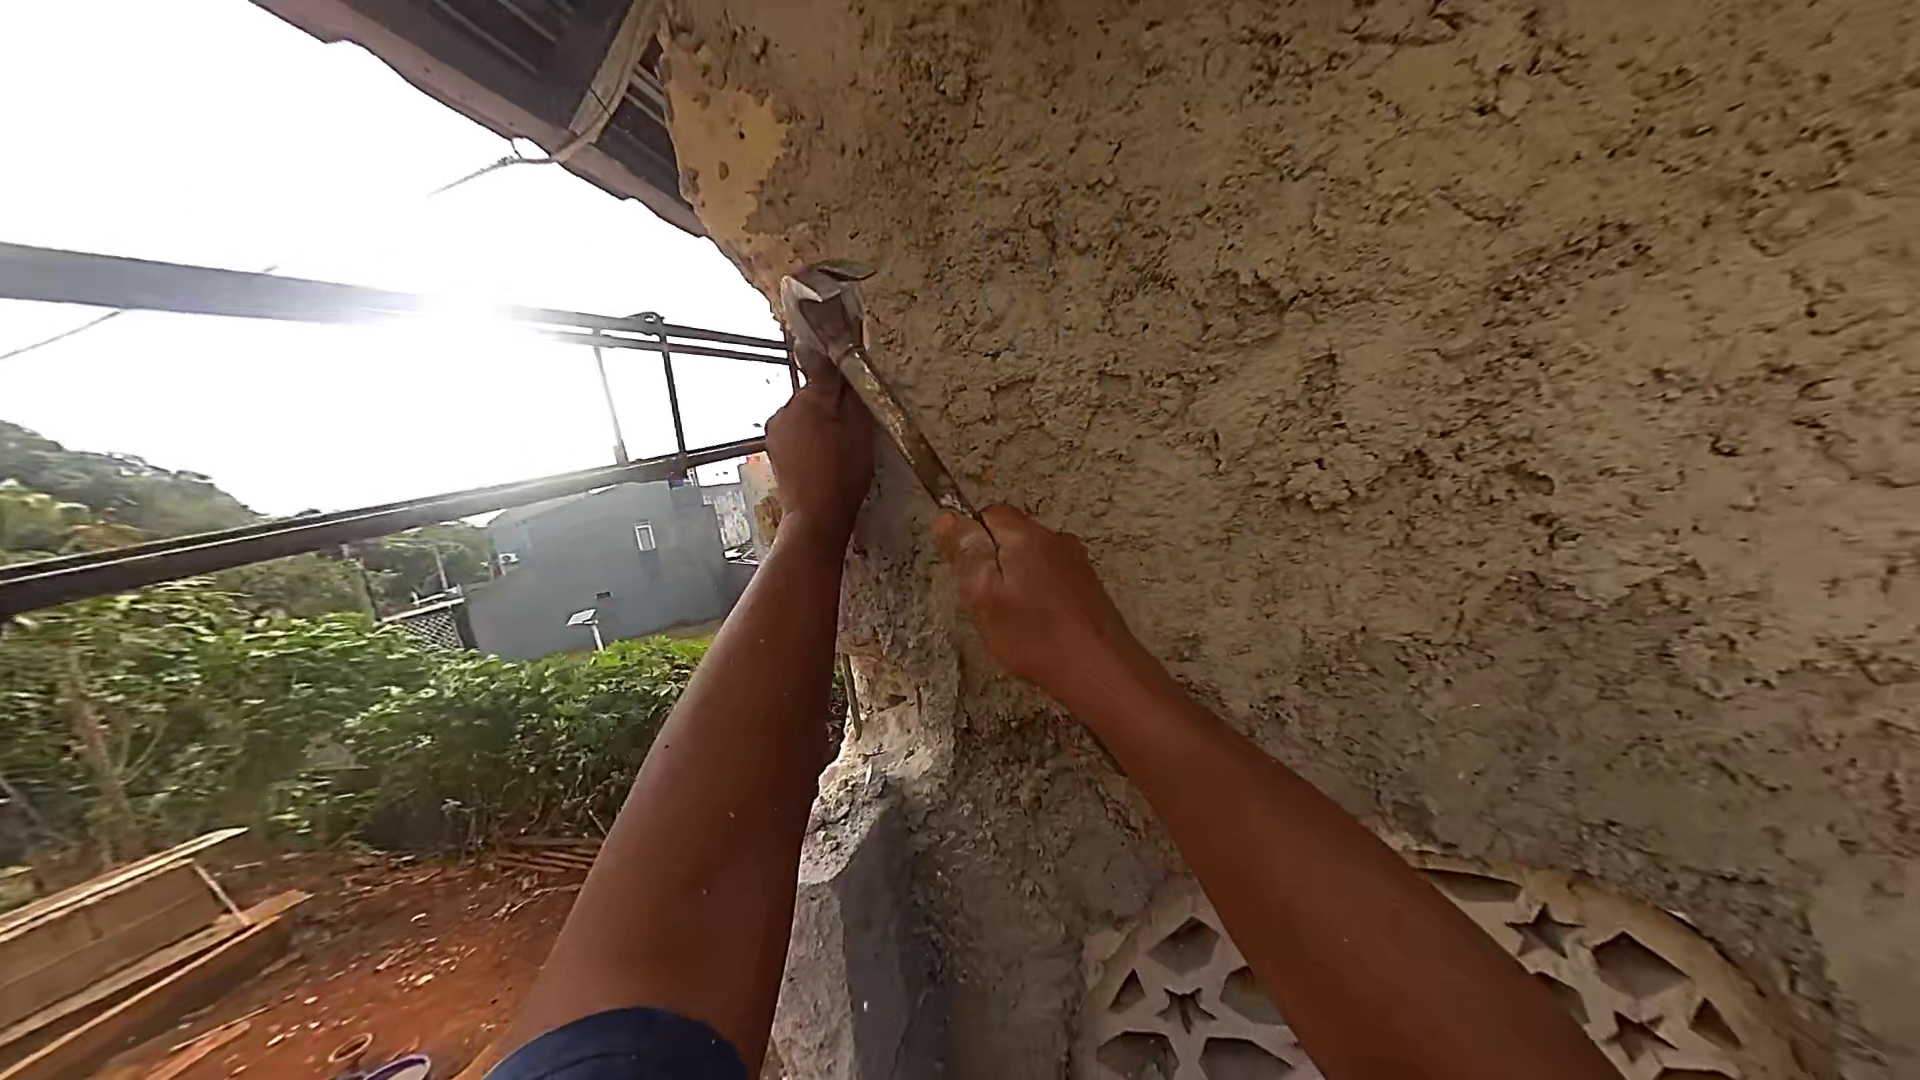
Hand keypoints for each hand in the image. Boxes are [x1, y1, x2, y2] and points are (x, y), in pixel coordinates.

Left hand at [765, 370, 874, 545]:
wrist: (816, 516)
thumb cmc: (843, 474)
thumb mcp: (859, 431)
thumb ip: (850, 396)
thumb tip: (841, 368)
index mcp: (807, 400)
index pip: (822, 367)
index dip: (839, 372)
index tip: (849, 381)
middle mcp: (785, 410)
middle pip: (812, 395)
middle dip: (830, 405)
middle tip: (852, 429)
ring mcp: (776, 431)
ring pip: (803, 415)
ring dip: (819, 424)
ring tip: (838, 450)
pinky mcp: (774, 451)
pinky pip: (796, 434)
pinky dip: (809, 441)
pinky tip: (823, 461)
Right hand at [933, 505, 1154, 702]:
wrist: (1098, 669)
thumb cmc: (1036, 635)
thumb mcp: (983, 594)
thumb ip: (965, 553)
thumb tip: (947, 518)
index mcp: (1027, 536)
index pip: (988, 513)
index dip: (969, 539)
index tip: (964, 571)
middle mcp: (1056, 540)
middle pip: (1011, 538)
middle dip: (993, 565)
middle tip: (987, 603)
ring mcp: (1076, 564)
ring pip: (1031, 562)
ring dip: (1016, 584)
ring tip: (1012, 621)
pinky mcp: (1087, 588)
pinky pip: (1050, 581)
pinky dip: (1037, 598)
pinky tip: (1036, 628)